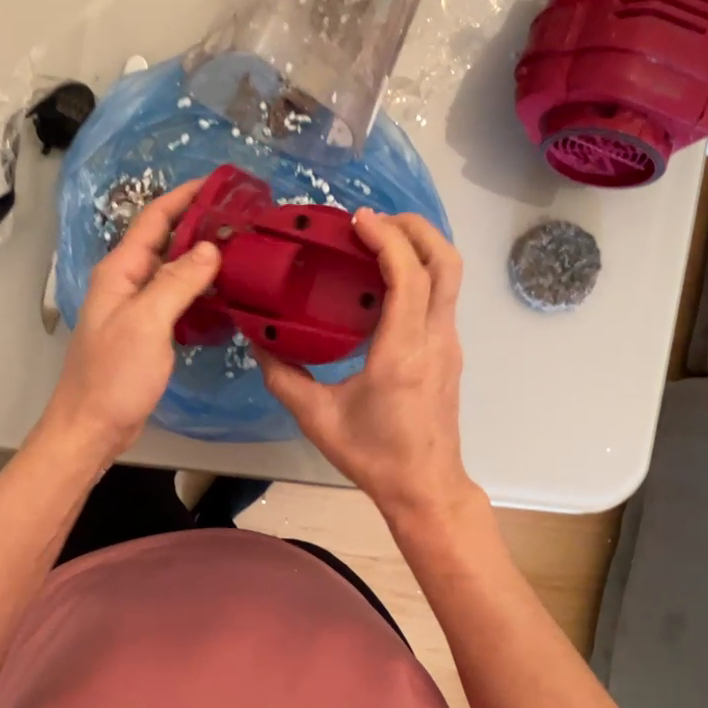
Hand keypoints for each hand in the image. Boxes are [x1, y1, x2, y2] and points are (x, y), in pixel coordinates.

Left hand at [37, 180, 220, 461]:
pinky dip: (200, 291)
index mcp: (120, 270)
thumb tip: (211, 248)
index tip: (223, 184)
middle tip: (245, 218)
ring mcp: (136, 308)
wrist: (91, 428)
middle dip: (201, 224)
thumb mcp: (147, 323)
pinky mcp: (147, 332)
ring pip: (173, 271)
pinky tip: (227, 294)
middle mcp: (126, 282)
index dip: (186, 196)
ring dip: (203, 258)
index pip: (154, 218)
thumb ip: (177, 282)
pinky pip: (177, 299)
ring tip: (244, 250)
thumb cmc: (114, 376)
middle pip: (166, 241)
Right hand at [259, 209, 478, 520]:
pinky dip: (420, 271)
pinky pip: (441, 296)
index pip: (409, 276)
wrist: (425, 487)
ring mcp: (448, 344)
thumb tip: (257, 340)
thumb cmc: (372, 456)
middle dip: (416, 228)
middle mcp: (435, 340)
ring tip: (376, 240)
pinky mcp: (449, 352)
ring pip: (450, 276)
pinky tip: (383, 280)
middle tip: (374, 219)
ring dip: (420, 246)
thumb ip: (283, 377)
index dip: (387, 238)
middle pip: (446, 262)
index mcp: (402, 353)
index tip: (357, 220)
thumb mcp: (316, 418)